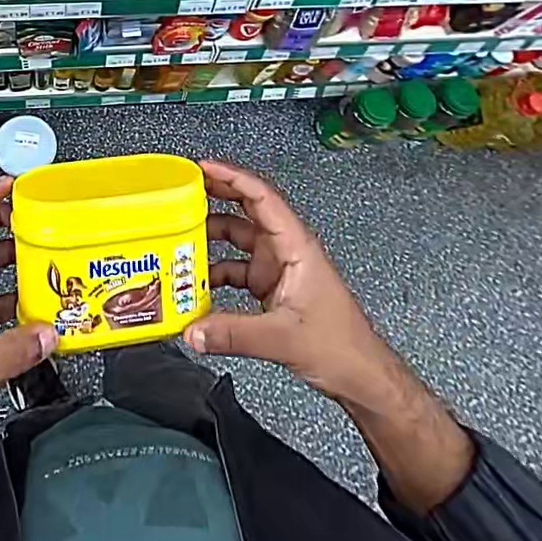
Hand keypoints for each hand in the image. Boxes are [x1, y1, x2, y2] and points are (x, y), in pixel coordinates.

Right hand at [185, 160, 397, 403]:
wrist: (359, 373)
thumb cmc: (341, 345)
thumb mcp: (282, 338)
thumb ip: (232, 335)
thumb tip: (193, 330)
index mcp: (296, 246)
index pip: (262, 197)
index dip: (232, 177)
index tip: (205, 168)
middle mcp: (286, 250)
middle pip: (248, 209)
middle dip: (217, 195)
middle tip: (185, 188)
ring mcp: (278, 267)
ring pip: (239, 239)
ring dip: (212, 236)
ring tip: (182, 234)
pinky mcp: (272, 286)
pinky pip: (237, 268)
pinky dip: (216, 271)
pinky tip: (197, 283)